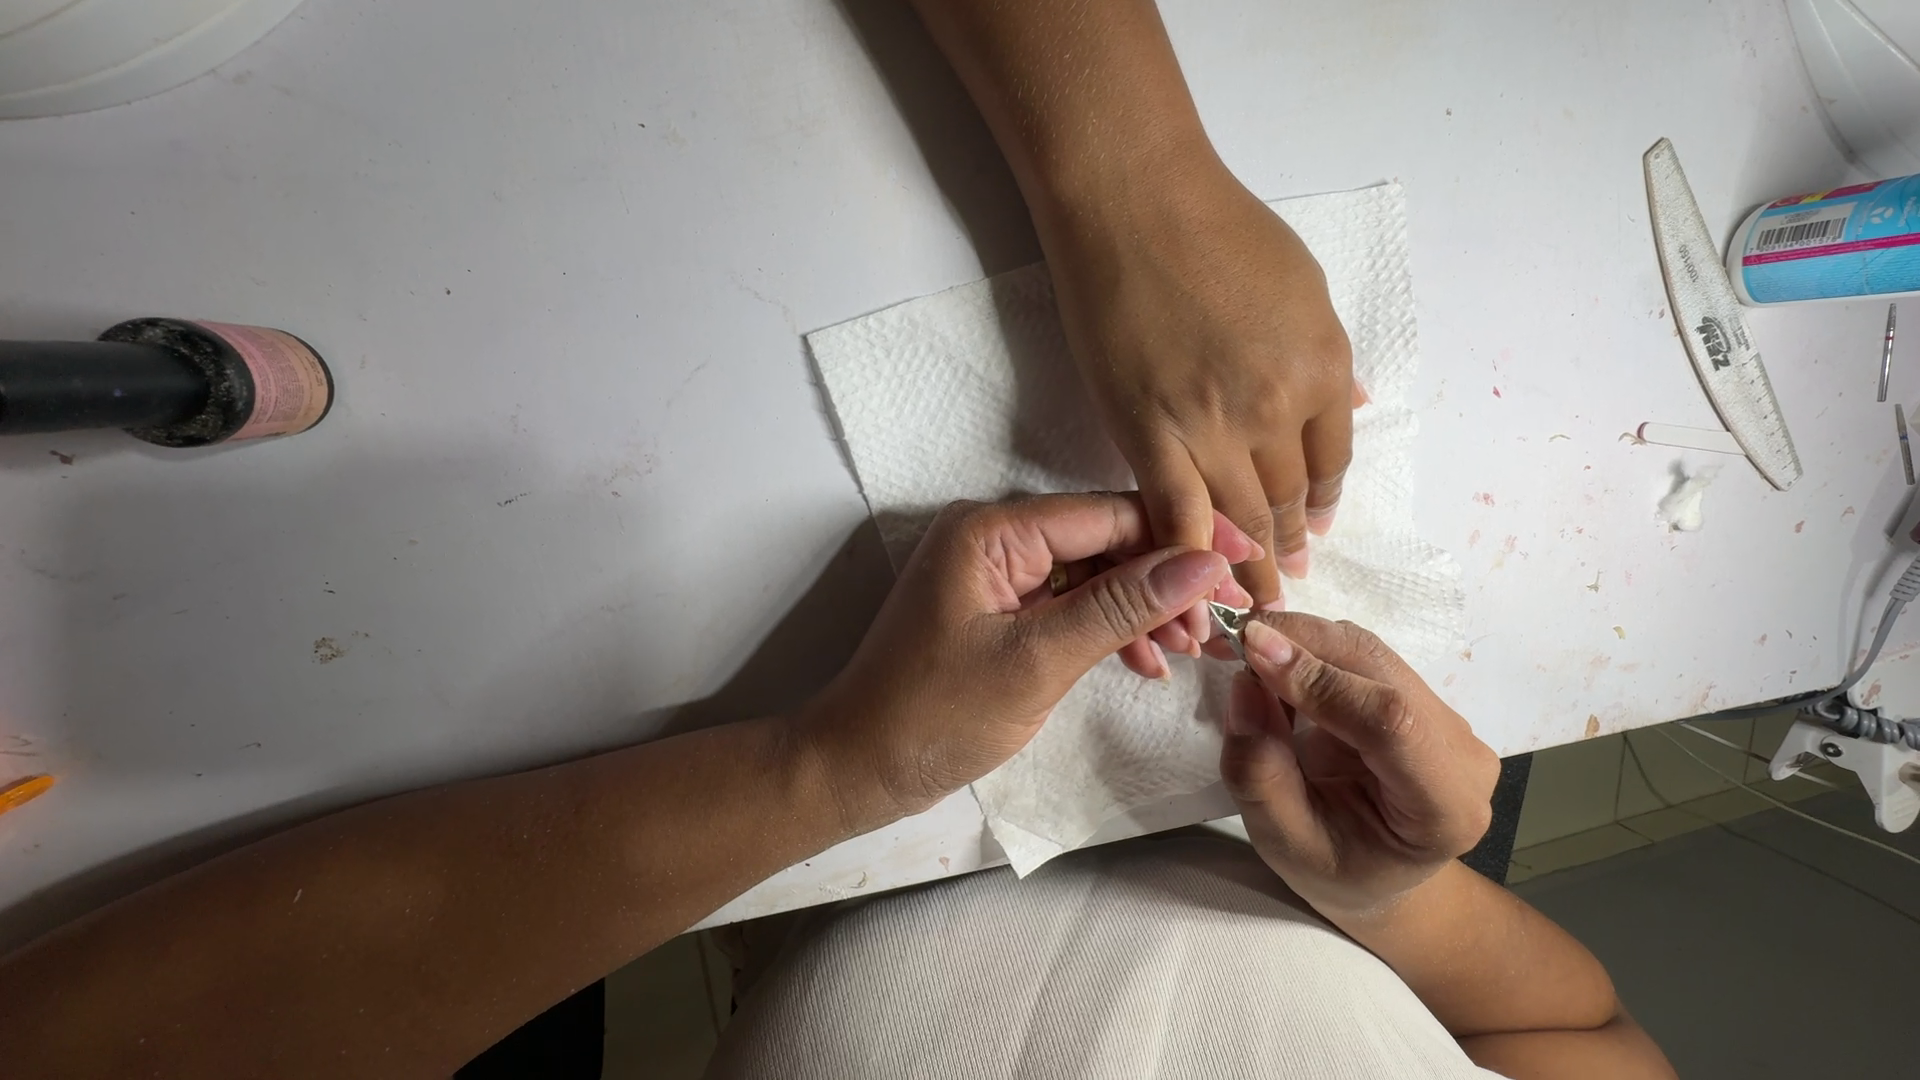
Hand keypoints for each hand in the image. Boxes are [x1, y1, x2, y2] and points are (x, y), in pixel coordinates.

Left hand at [798, 493, 1237, 827]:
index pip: (1107, 513)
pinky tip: (1148, 660)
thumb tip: (1201, 563)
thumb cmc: (937, 715)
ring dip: (1142, 608)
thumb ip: (1120, 607)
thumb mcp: (1036, 661)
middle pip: (1103, 540)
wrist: (864, 765)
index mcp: (992, 530)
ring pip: (1092, 574)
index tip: (1245, 564)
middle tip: (1224, 619)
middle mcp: (994, 536)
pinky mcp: (1001, 608)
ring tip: (1192, 648)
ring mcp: (997, 573)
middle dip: (1164, 579)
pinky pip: (1068, 603)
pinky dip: (1107, 629)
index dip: (1180, 535)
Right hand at [1040, 159, 1356, 610]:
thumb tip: (1352, 401)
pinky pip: (1178, 514)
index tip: (1314, 528)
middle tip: (1283, 580)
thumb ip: (1328, 353)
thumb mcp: (1303, 282)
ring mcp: (1212, 428)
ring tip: (1249, 600)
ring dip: (1247, 565)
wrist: (1134, 205)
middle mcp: (1276, 409)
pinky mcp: (1148, 437)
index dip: (1323, 503)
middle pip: (1286, 498)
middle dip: (1288, 545)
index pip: (1331, 461)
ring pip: (1238, 518)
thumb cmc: (1218, 228)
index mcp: (1321, 366)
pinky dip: (1191, 558)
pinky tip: (1197, 590)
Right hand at [1220, 614, 1500, 920]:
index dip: (1318, 679)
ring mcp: (1442, 714)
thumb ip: (1260, 772)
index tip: (1250, 649)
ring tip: (1239, 648)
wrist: (1377, 870)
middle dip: (1297, 641)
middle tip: (1225, 638)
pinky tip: (1268, 657)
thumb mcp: (1281, 840)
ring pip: (1363, 648)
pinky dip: (1304, 642)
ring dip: (1296, 635)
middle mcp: (1458, 750)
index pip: (1390, 722)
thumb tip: (1246, 684)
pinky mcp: (1413, 691)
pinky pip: (1355, 651)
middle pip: (1376, 668)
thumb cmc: (1334, 868)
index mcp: (1443, 806)